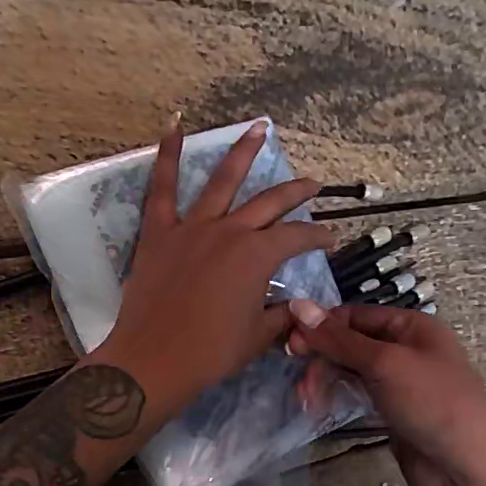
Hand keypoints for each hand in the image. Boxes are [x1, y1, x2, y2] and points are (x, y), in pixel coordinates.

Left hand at [95, 117, 333, 412]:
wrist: (155, 360)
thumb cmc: (212, 351)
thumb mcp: (259, 336)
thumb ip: (281, 314)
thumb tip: (296, 307)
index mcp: (258, 256)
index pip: (297, 237)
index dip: (319, 237)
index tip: (331, 240)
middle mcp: (230, 231)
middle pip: (270, 202)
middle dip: (297, 191)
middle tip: (313, 184)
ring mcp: (192, 227)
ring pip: (223, 180)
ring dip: (244, 152)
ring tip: (259, 129)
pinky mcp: (159, 232)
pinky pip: (162, 187)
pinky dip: (167, 155)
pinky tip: (174, 125)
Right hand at [283, 301, 485, 475]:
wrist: (466, 467)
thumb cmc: (432, 402)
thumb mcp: (384, 363)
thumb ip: (339, 338)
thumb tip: (298, 304)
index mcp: (411, 325)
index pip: (356, 315)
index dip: (322, 326)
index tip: (291, 343)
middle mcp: (406, 348)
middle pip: (350, 342)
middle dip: (322, 357)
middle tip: (300, 381)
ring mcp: (399, 381)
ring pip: (351, 370)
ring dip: (326, 380)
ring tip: (308, 401)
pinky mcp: (392, 410)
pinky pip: (357, 394)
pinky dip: (337, 397)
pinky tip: (320, 408)